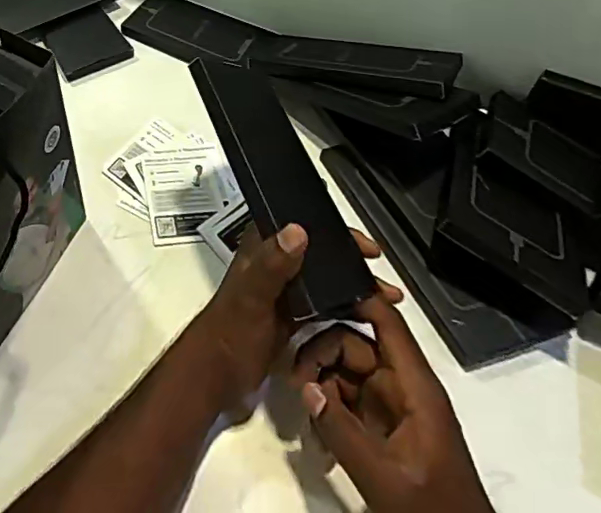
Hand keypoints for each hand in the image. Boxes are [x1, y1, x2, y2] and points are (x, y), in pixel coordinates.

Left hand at [187, 226, 402, 415]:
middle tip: (379, 272)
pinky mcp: (289, 320)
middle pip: (315, 254)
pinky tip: (365, 321)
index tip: (362, 243)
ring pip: (322, 281)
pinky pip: (322, 308)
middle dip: (347, 259)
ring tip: (384, 298)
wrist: (216, 377)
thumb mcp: (252, 295)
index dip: (328, 228)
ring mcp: (281, 295)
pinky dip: (344, 310)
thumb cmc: (228, 331)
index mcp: (260, 252)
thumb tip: (297, 231)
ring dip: (350, 285)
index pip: (296, 225)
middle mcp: (272, 268)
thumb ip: (272, 264)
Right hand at [293, 295, 492, 512]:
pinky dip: (328, 404)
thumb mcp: (384, 477)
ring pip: (345, 368)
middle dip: (322, 351)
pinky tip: (315, 429)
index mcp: (415, 386)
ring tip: (303, 403)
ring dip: (321, 379)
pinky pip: (346, 397)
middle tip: (295, 376)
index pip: (386, 321)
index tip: (315, 286)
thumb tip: (306, 387)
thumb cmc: (433, 512)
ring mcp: (390, 406)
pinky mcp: (380, 426)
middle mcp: (402, 386)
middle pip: (355, 342)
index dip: (356, 296)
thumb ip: (341, 431)